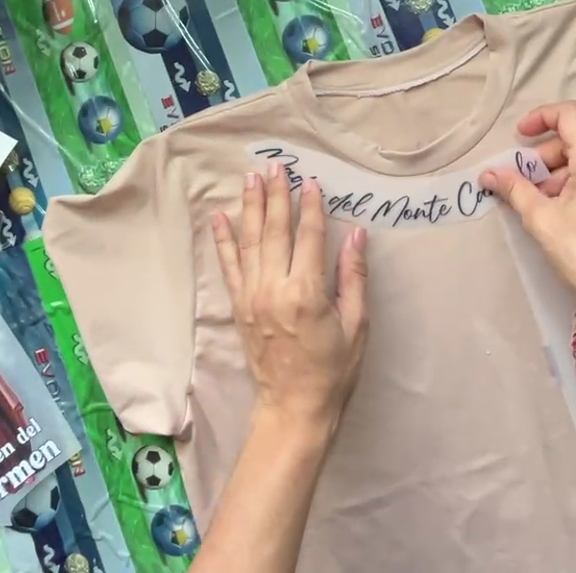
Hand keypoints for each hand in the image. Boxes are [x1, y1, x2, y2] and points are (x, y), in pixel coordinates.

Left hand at [211, 163, 368, 434]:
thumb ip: (354, 278)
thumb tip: (356, 234)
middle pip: (275, 231)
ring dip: (251, 206)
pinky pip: (229, 265)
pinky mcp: (239, 305)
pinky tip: (220, 216)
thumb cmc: (333, 370)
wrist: (294, 409)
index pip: (309, 237)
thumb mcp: (356, 326)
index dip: (311, 207)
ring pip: (250, 241)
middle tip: (275, 166)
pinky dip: (224, 239)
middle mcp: (275, 288)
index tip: (310, 181)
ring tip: (250, 178)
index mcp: (307, 293)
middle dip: (276, 195)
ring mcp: (253, 296)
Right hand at [478, 102, 575, 332]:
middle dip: (543, 157)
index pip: (570, 114)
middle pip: (575, 139)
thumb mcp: (542, 221)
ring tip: (539, 203)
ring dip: (558, 173)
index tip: (519, 137)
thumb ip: (515, 189)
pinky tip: (560, 210)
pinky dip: (575, 183)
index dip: (540, 117)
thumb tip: (489, 174)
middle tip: (523, 184)